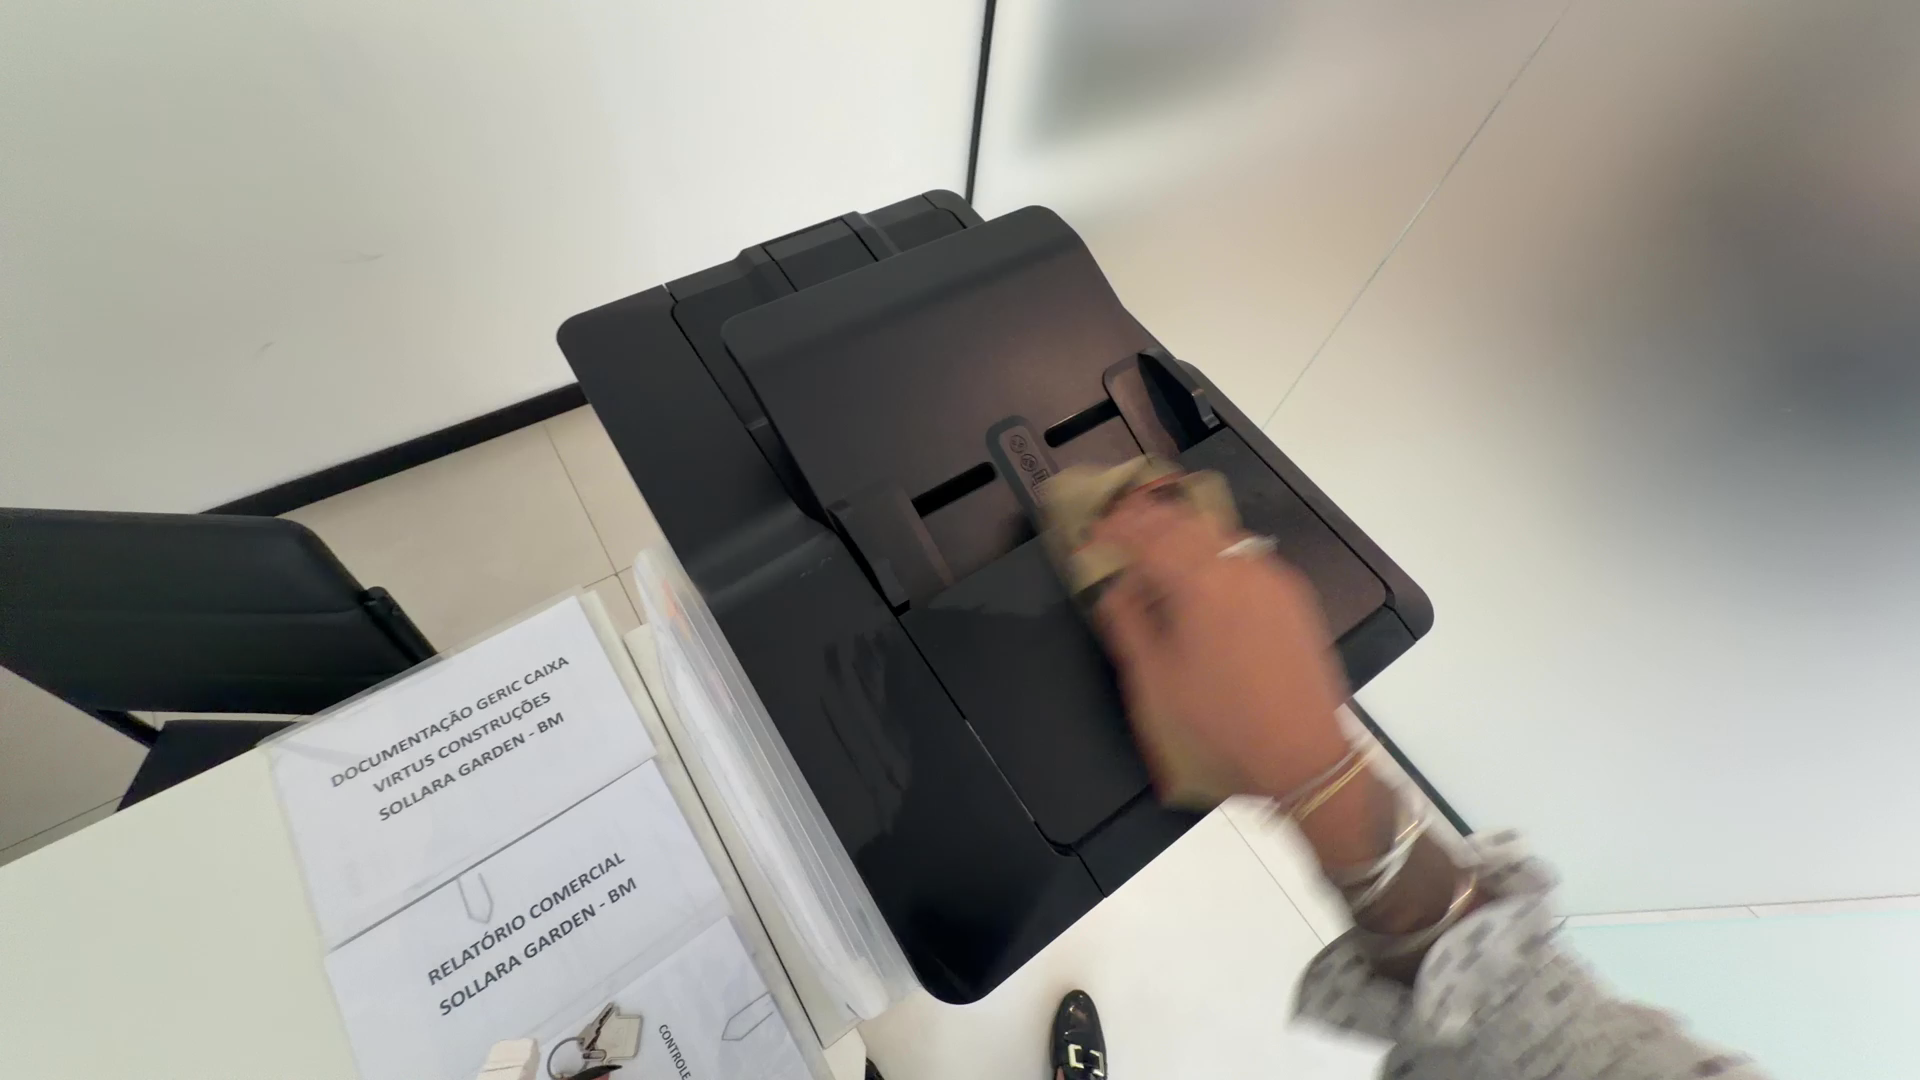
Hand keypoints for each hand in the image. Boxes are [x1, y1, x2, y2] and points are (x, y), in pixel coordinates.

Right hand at [1087, 482, 1352, 803]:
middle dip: (1147, 517)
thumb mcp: (1155, 680)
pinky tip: (1201, 573)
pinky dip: (1212, 550)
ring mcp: (1271, 577)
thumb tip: (1113, 588)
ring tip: (1155, 544)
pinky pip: (1243, 554)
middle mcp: (1238, 568)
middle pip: (1185, 520)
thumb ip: (1128, 622)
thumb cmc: (1219, 723)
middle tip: (1119, 525)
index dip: (1116, 527)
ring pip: (1217, 532)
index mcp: (1200, 586)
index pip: (1148, 535)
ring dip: (1180, 529)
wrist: (1303, 755)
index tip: (1094, 532)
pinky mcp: (1292, 594)